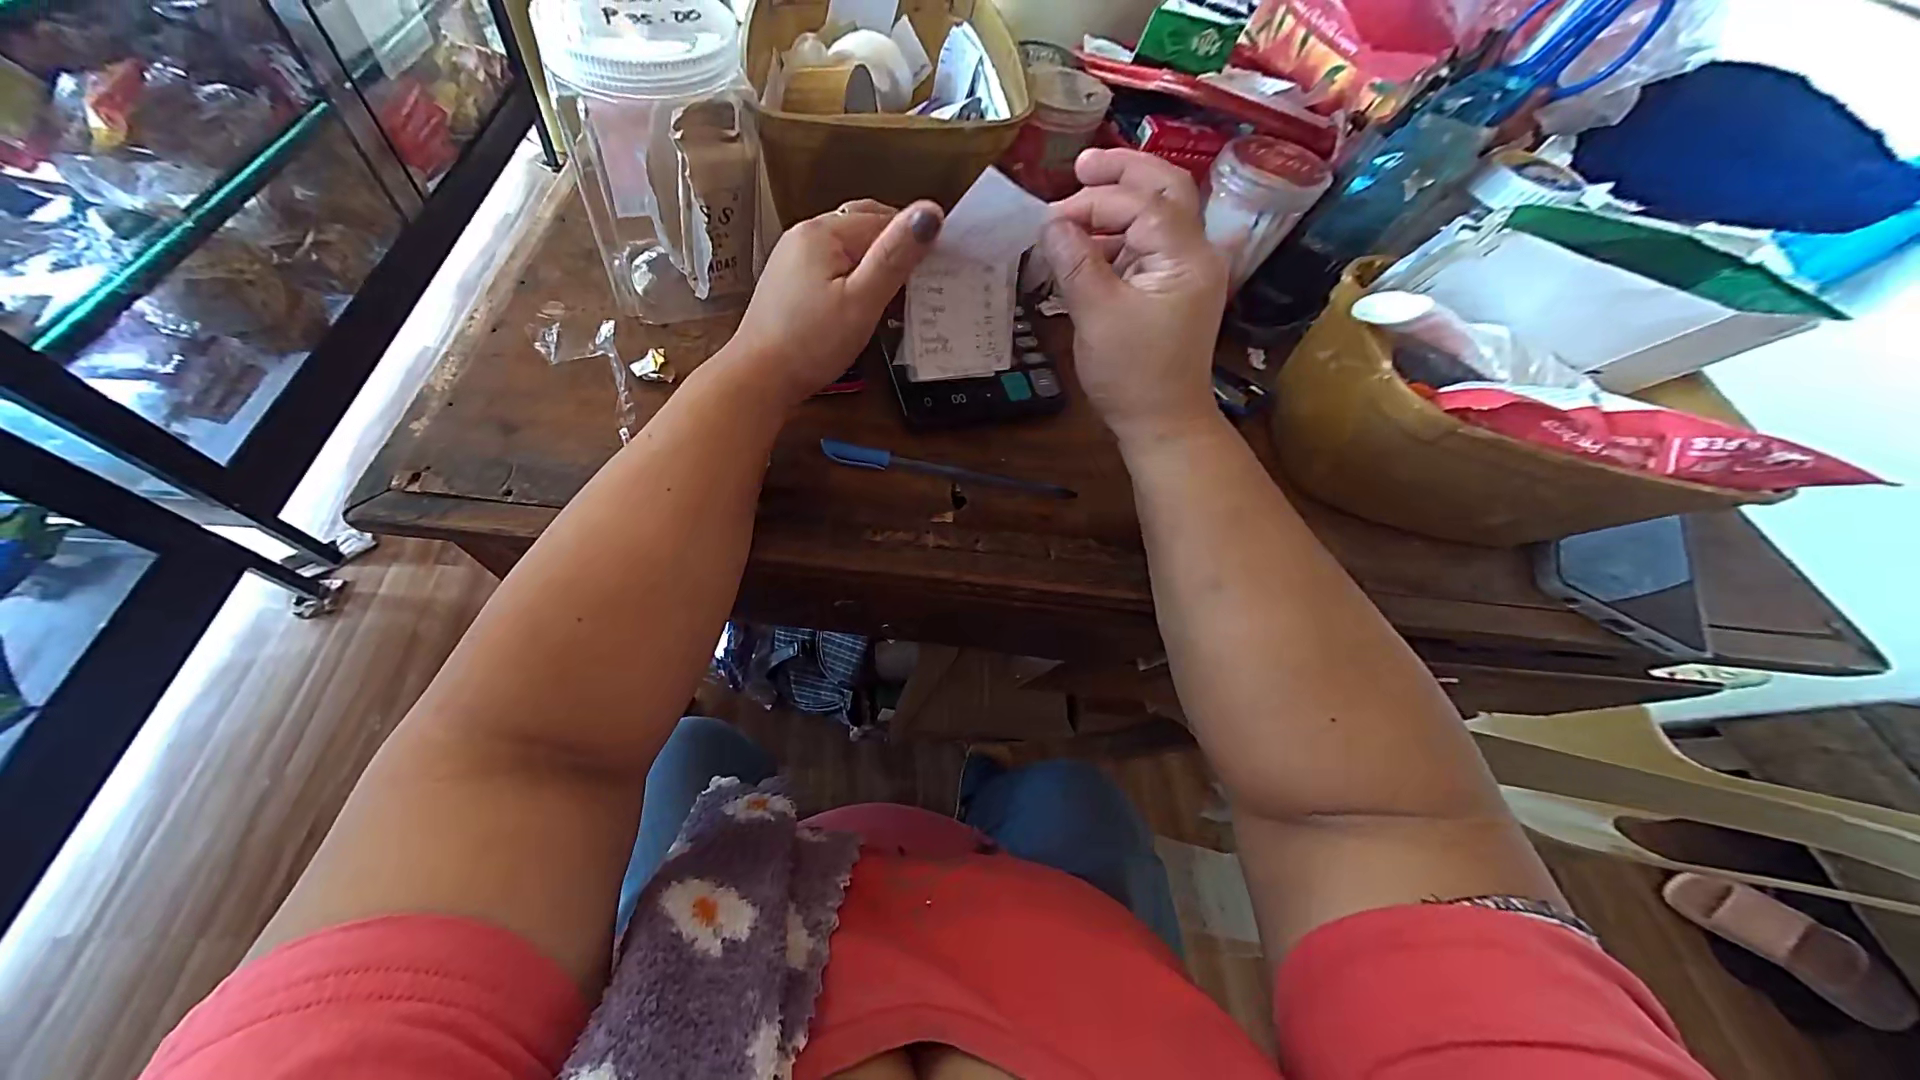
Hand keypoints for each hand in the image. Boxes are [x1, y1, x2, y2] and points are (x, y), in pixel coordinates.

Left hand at [723, 199, 942, 407]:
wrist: (758, 378)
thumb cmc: (811, 343)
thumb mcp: (862, 301)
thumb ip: (895, 256)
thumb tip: (930, 213)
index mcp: (824, 231)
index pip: (885, 221)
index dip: (914, 243)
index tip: (937, 272)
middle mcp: (805, 235)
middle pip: (865, 227)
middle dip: (895, 249)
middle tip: (920, 284)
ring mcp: (794, 258)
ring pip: (850, 248)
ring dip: (876, 265)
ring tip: (895, 298)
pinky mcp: (791, 281)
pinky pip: (833, 266)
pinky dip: (855, 277)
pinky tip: (863, 304)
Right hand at [1042, 149, 1227, 445]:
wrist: (1163, 424)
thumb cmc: (1132, 375)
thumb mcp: (1096, 316)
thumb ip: (1075, 262)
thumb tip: (1051, 222)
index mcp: (1186, 256)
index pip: (1142, 203)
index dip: (1094, 202)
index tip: (1051, 218)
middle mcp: (1196, 254)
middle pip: (1164, 190)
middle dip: (1122, 174)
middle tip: (1081, 167)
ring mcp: (1187, 272)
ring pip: (1158, 215)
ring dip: (1119, 207)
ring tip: (1076, 211)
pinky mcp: (1173, 290)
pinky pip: (1149, 247)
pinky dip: (1120, 238)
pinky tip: (1090, 246)